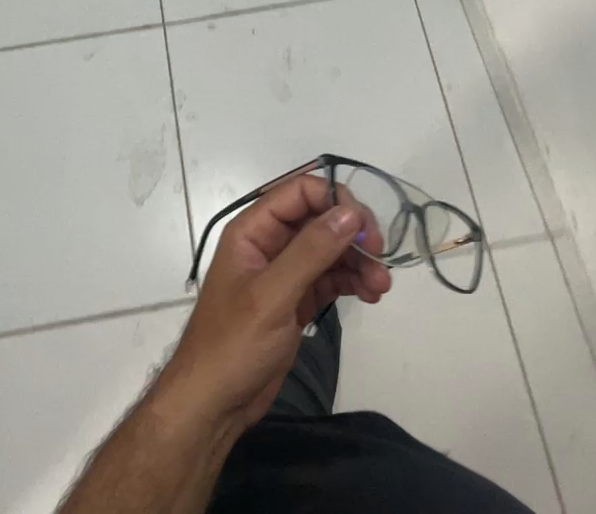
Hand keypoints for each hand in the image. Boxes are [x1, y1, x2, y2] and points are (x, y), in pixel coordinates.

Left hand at [153, 175, 395, 431]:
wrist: (214, 404)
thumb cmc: (233, 344)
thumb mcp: (272, 295)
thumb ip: (311, 251)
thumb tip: (350, 212)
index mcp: (252, 230)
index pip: (299, 192)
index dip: (335, 200)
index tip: (365, 227)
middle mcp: (269, 244)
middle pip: (319, 218)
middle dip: (352, 233)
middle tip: (380, 257)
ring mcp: (284, 272)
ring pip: (330, 249)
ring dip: (358, 261)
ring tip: (381, 286)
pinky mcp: (296, 299)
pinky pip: (330, 277)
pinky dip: (352, 281)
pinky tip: (371, 294)